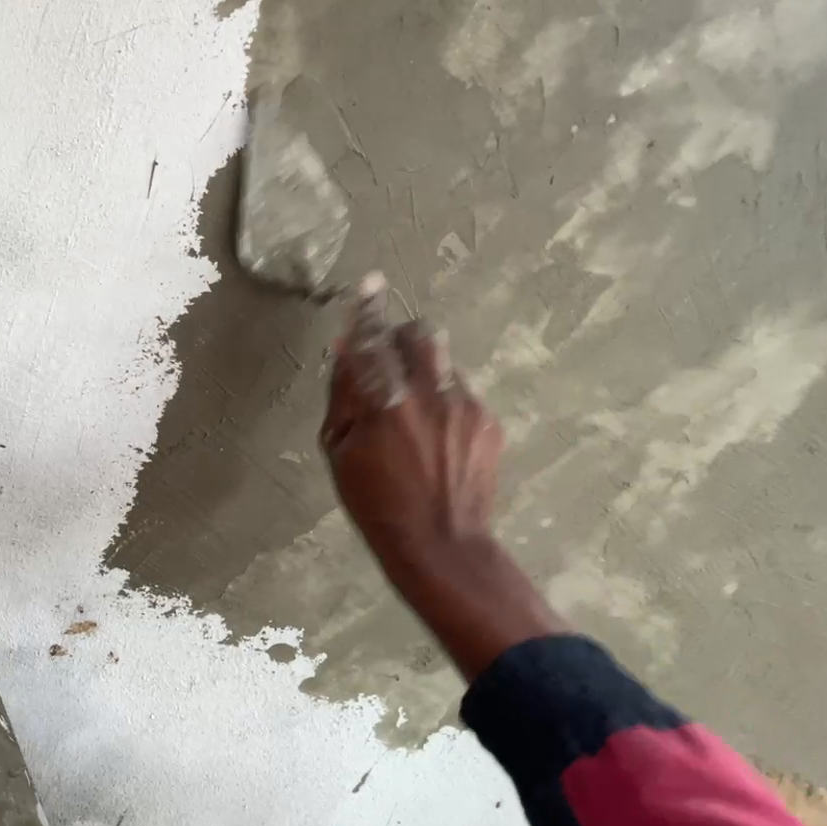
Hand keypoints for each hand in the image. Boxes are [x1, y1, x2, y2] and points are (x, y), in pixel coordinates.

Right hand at [320, 272, 502, 557]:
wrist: (439, 542)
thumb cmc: (372, 499)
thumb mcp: (337, 448)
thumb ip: (343, 395)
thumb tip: (344, 351)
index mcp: (383, 402)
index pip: (371, 341)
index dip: (367, 310)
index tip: (370, 283)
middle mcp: (428, 394)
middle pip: (421, 335)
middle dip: (402, 336)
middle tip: (388, 358)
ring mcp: (465, 407)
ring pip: (443, 362)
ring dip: (423, 368)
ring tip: (412, 406)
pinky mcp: (489, 422)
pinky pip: (461, 392)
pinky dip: (442, 399)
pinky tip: (434, 435)